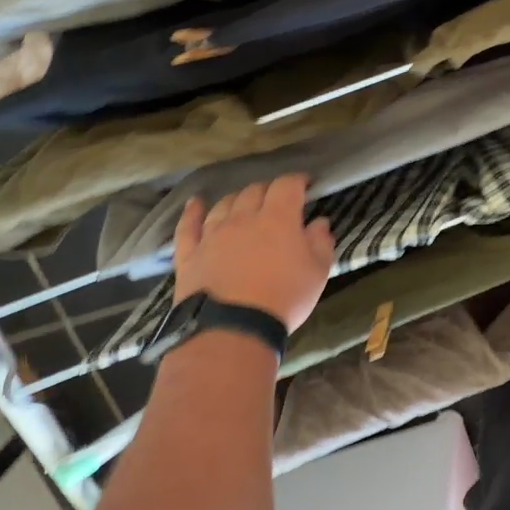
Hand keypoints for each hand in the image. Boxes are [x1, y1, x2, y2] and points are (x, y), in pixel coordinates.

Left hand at [173, 174, 333, 331]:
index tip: (307, 183)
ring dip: (238, 199)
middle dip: (269, 190)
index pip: (287, 185)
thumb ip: (321, 241)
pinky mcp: (189, 254)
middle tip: (278, 200)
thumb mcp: (318, 271)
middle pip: (254, 190)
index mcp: (278, 218)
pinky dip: (192, 211)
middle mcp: (242, 218)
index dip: (298, 180)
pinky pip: (188, 226)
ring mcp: (212, 235)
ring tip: (245, 204)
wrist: (232, 329)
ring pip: (224, 204)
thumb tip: (318, 222)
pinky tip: (195, 203)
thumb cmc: (284, 298)